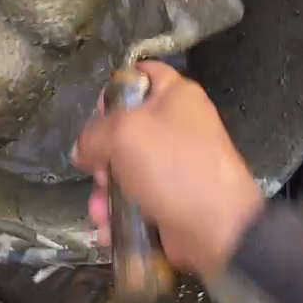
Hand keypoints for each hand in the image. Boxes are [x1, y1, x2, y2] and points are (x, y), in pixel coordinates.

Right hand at [74, 62, 265, 276]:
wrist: (218, 229)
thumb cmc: (174, 166)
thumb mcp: (124, 133)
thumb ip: (94, 132)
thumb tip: (84, 149)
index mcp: (176, 95)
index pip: (141, 74)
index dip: (115, 88)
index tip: (97, 112)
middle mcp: (178, 126)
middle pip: (126, 128)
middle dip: (102, 154)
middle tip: (98, 171)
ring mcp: (177, 165)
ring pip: (126, 169)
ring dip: (106, 192)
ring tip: (100, 210)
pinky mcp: (173, 199)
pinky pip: (137, 200)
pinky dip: (121, 214)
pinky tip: (110, 229)